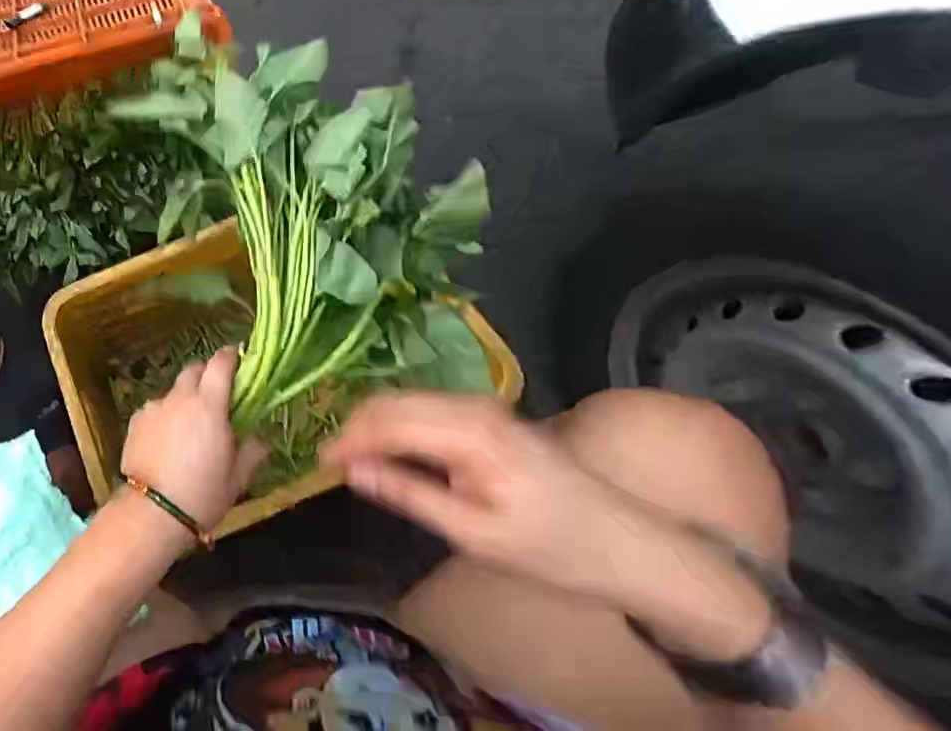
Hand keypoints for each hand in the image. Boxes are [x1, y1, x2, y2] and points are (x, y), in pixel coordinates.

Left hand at [119, 346, 266, 532]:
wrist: (153, 512)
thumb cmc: (203, 493)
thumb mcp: (238, 476)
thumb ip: (252, 449)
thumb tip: (260, 435)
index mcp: (209, 404)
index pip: (220, 363)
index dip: (230, 356)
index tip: (238, 356)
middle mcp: (180, 397)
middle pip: (194, 369)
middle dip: (206, 373)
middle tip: (217, 392)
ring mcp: (154, 406)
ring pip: (174, 391)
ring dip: (184, 398)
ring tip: (190, 424)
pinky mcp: (136, 420)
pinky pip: (156, 408)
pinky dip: (165, 415)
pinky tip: (167, 439)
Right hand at [320, 391, 681, 605]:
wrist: (631, 547)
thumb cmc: (554, 550)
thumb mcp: (476, 535)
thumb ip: (410, 495)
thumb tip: (353, 471)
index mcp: (470, 433)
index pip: (389, 421)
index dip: (349, 439)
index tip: (319, 462)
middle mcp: (472, 406)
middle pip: (392, 401)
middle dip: (355, 427)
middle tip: (329, 461)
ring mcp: (481, 406)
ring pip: (405, 399)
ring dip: (373, 423)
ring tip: (351, 456)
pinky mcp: (485, 415)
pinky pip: (425, 407)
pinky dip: (397, 423)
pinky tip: (388, 447)